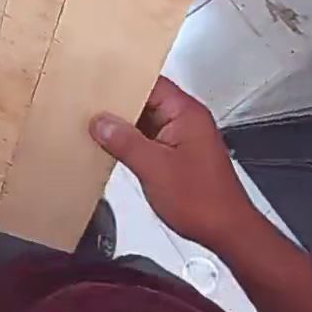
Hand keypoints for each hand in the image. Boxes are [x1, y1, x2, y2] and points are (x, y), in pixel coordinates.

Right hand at [90, 77, 263, 249]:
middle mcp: (186, 119)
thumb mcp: (155, 168)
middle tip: (86, 103)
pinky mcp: (178, 153)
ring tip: (91, 123)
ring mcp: (183, 136)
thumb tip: (100, 121)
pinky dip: (132, 141)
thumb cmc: (201, 199)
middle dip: (119, 103)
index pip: (152, 83)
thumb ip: (125, 142)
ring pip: (147, 120)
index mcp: (186, 112)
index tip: (97, 80)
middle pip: (148, 99)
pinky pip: (150, 138)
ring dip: (124, 124)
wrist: (226, 230)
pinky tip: (109, 146)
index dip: (125, 80)